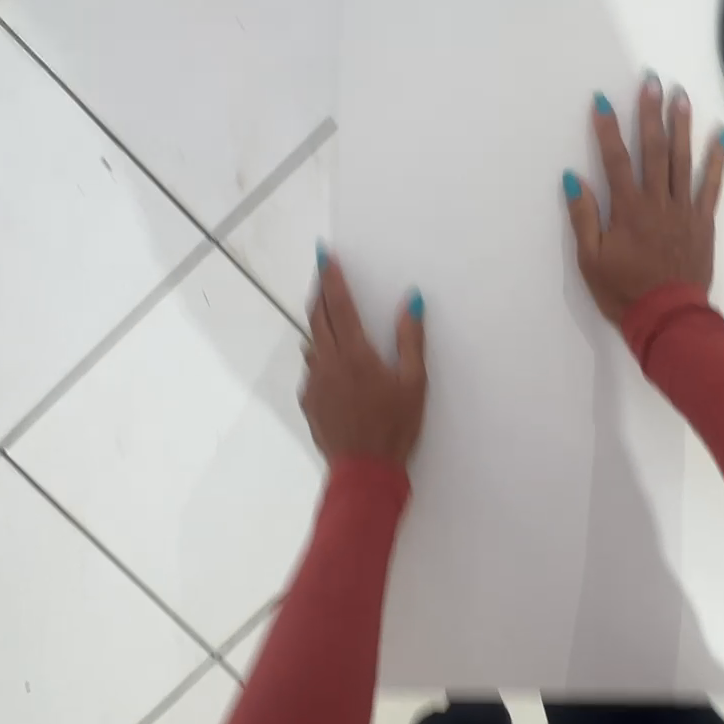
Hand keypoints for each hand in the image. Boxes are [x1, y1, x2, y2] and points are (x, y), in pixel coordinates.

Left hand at [301, 248, 427, 468]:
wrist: (364, 469)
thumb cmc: (395, 425)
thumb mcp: (414, 382)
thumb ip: (411, 339)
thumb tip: (411, 300)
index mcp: (355, 353)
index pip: (339, 304)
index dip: (331, 277)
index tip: (325, 255)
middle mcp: (327, 361)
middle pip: (317, 317)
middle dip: (320, 291)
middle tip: (322, 272)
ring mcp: (314, 382)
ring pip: (312, 342)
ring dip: (319, 324)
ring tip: (330, 317)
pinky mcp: (308, 401)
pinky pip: (313, 369)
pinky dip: (321, 357)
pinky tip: (334, 366)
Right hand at [564, 74, 723, 324]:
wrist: (666, 317)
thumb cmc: (622, 291)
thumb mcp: (590, 260)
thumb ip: (583, 218)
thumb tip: (573, 179)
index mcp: (627, 210)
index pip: (615, 160)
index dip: (607, 129)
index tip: (602, 100)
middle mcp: (656, 202)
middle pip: (653, 150)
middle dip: (650, 114)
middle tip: (651, 81)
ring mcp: (683, 210)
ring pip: (682, 161)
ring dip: (682, 126)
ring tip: (681, 96)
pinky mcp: (703, 222)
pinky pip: (712, 186)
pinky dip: (717, 161)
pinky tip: (721, 136)